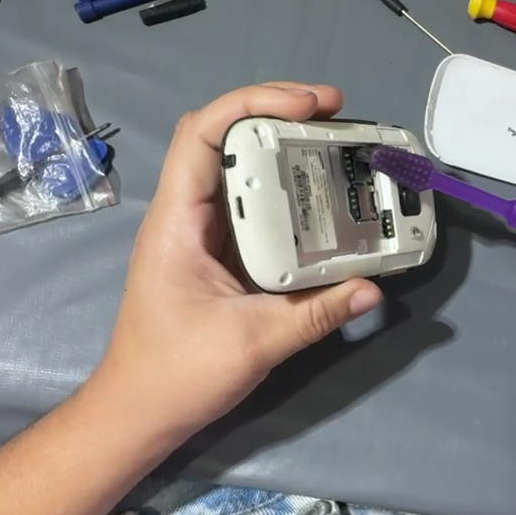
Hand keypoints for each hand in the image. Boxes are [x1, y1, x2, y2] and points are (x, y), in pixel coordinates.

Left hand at [88, 83, 381, 448]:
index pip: (204, 134)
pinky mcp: (222, 258)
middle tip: (338, 118)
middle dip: (280, 117)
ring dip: (288, 154)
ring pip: (244, 174)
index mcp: (179, 222)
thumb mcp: (253, 343)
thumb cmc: (177, 375)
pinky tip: (325, 204)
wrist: (142, 411)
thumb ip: (316, 315)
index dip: (254, 102)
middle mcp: (189, 217)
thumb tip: (373, 289)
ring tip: (340, 149)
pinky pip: (257, 213)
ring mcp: (205, 237)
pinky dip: (291, 198)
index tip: (311, 105)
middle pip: (227, 140)